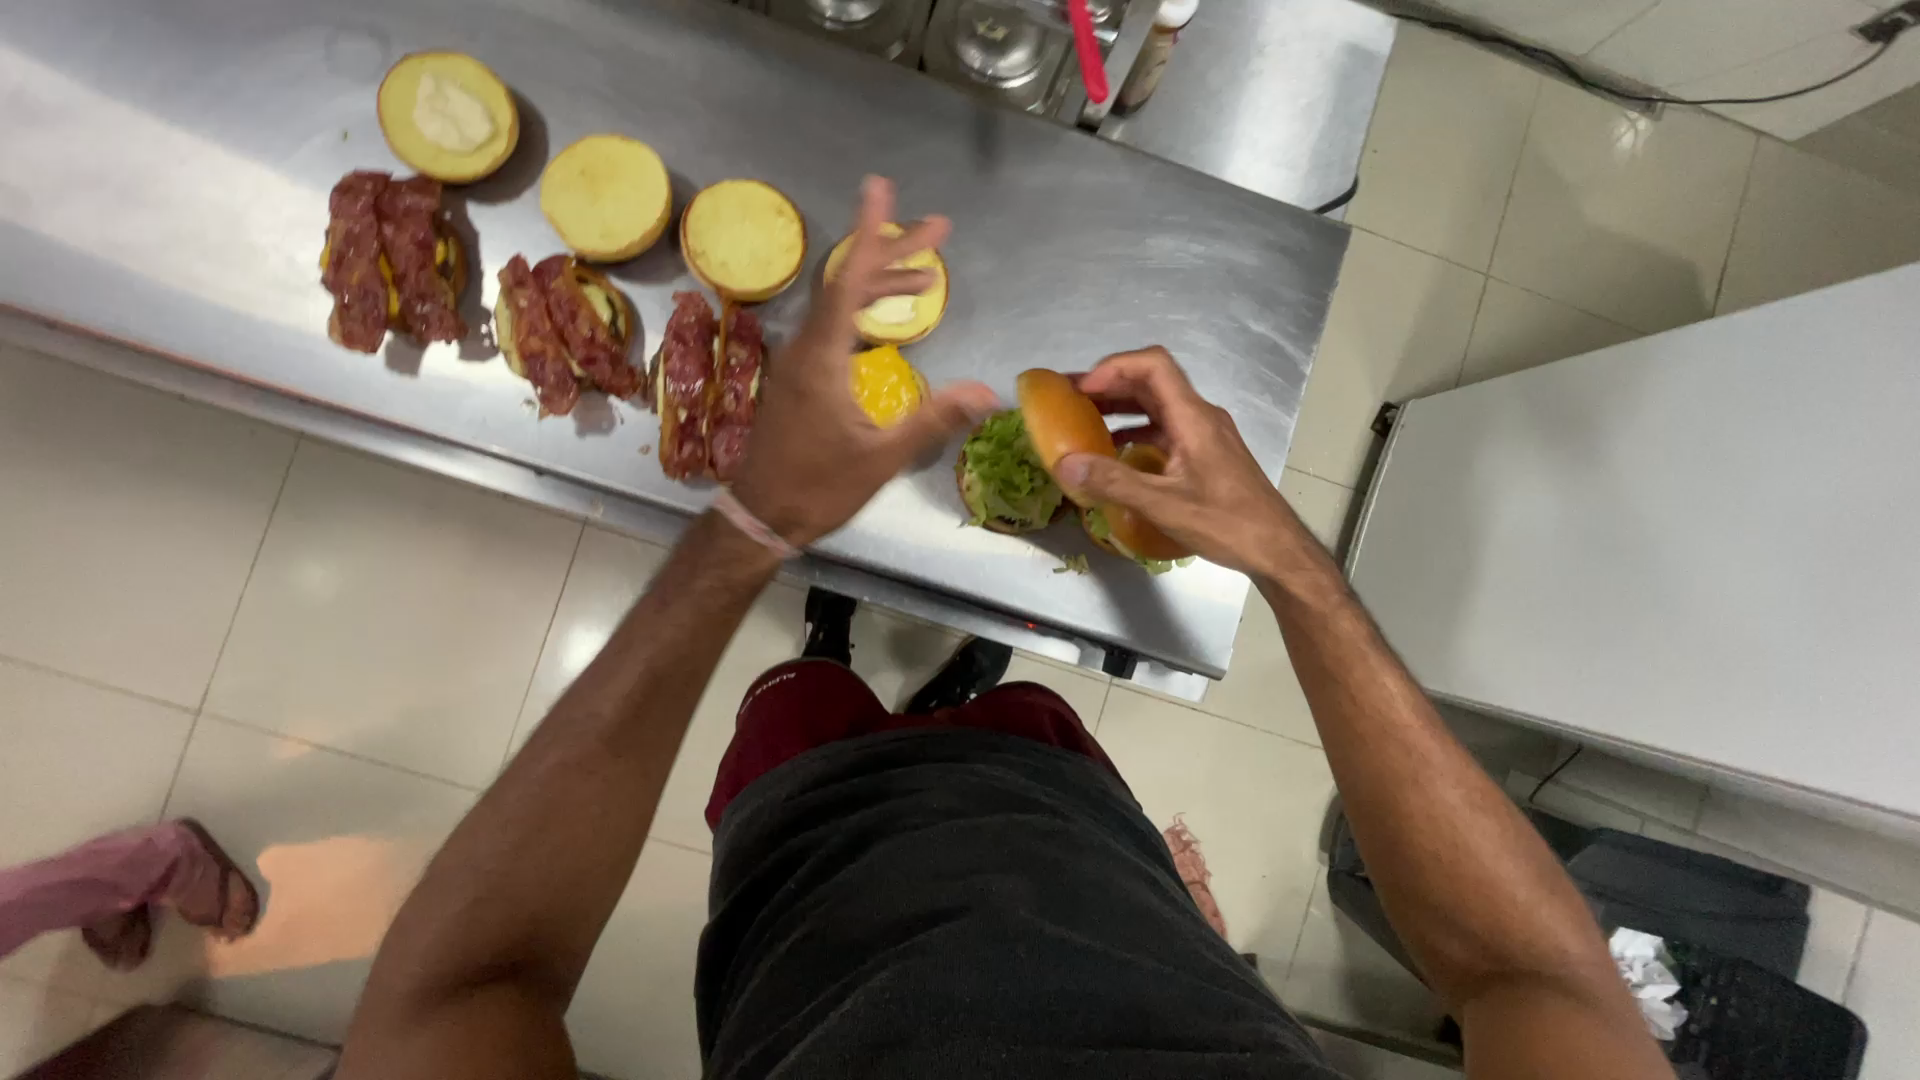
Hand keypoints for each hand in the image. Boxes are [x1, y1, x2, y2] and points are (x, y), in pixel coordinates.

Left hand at [729, 177, 997, 546]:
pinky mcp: (797, 380)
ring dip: (879, 288)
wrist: (762, 516)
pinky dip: (861, 315)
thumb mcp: (882, 458)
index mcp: (821, 358)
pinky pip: (831, 329)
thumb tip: (987, 392)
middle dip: (892, 255)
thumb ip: (933, 420)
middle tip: (937, 232)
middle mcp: (804, 349)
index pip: (847, 281)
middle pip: (847, 284)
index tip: (880, 188)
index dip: (870, 234)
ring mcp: (797, 364)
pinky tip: (885, 326)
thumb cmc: (818, 488)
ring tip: (925, 280)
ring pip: (838, 307)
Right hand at [1054, 347, 1310, 577]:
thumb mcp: (1164, 505)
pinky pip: (1165, 429)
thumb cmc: (1227, 524)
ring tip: (1084, 421)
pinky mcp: (1205, 453)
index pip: (1154, 365)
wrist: (1276, 548)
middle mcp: (1200, 417)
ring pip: (1158, 406)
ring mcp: (1205, 435)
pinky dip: (1136, 432)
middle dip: (1109, 385)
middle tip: (1070, 400)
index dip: (1114, 367)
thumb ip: (1114, 482)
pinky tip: (1115, 453)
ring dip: (1121, 408)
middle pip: (1152, 382)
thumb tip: (1065, 464)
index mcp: (1193, 418)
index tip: (1082, 389)